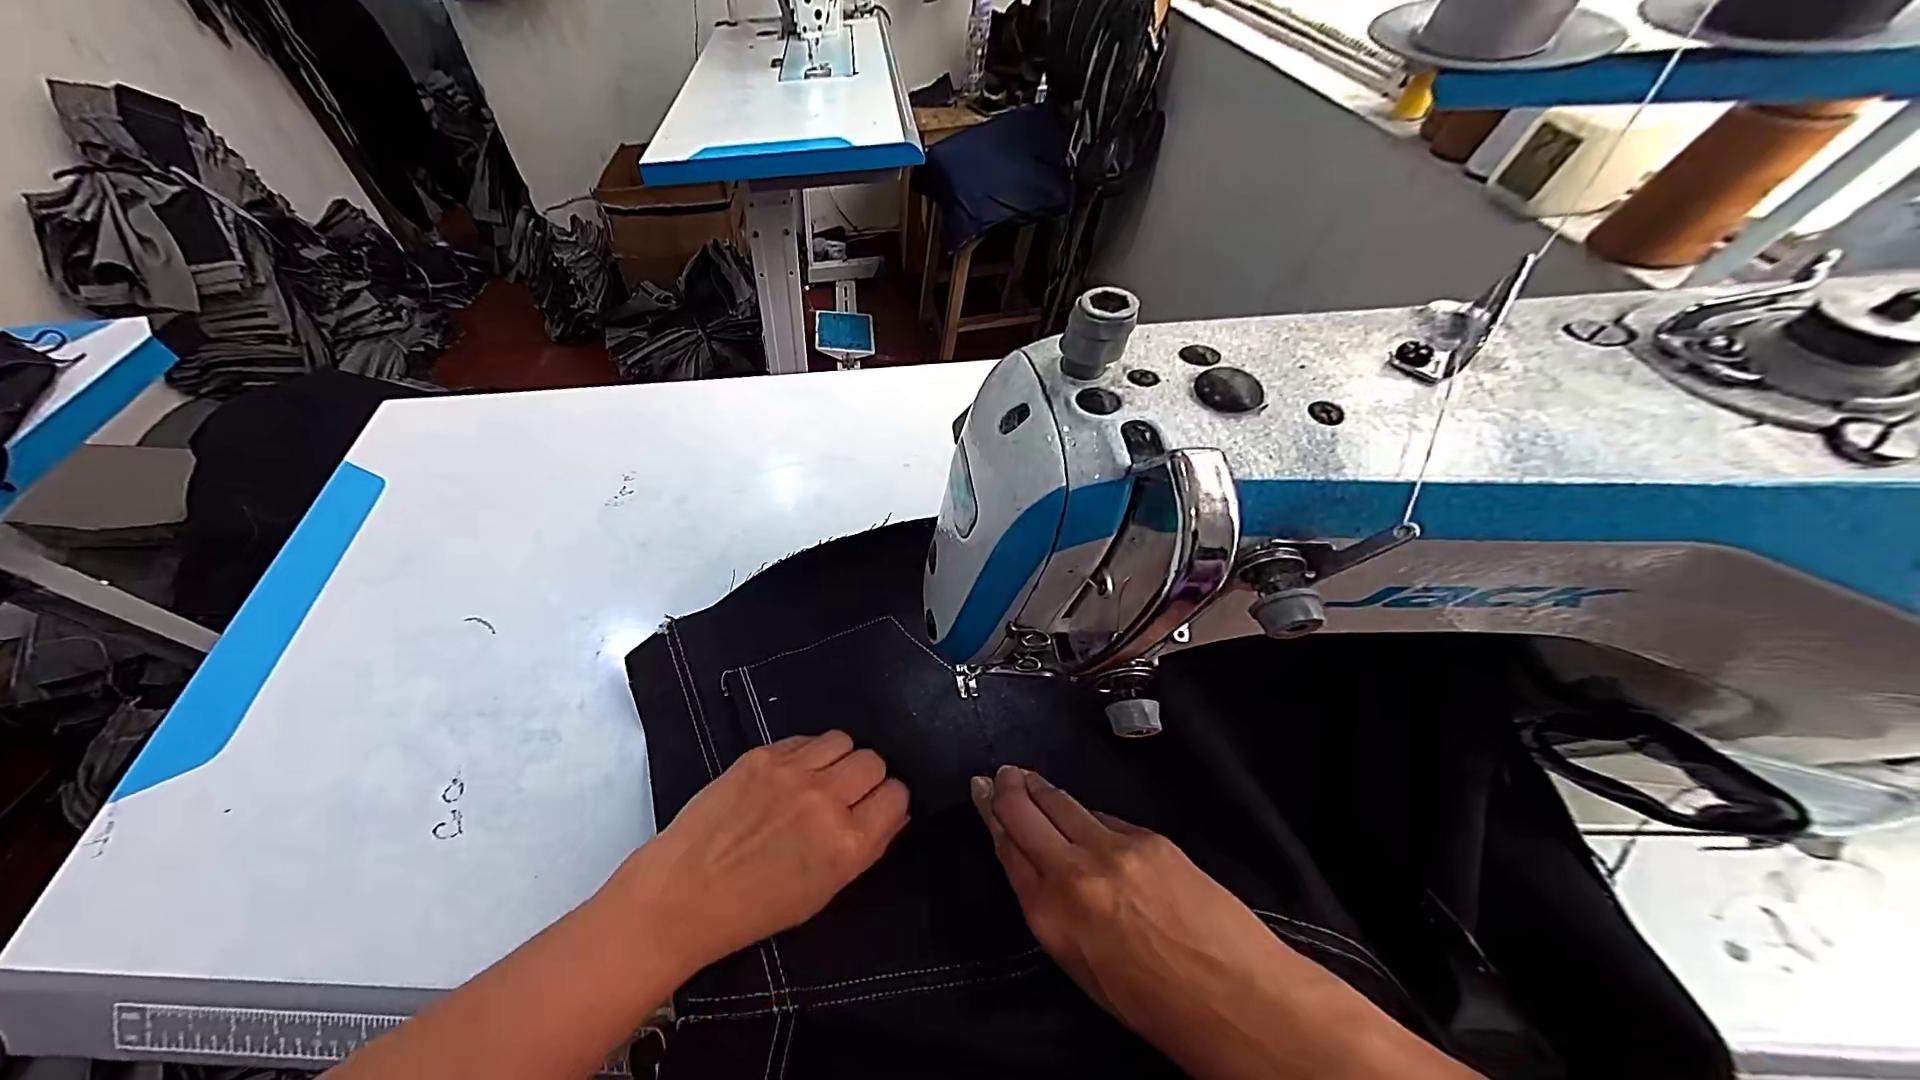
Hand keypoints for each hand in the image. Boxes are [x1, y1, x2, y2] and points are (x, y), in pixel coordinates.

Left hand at [616, 731, 909, 974]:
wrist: (683, 895)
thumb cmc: (753, 907)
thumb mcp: (826, 890)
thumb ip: (869, 847)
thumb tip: (894, 813)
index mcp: (847, 844)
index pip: (897, 794)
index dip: (890, 800)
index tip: (878, 806)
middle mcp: (825, 801)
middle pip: (874, 762)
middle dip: (867, 778)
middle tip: (847, 794)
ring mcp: (792, 773)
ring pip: (844, 740)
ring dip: (839, 759)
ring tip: (820, 779)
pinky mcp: (762, 755)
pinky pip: (806, 738)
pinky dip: (807, 754)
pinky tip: (791, 776)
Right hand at [971, 766, 1479, 1079]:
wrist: (1238, 998)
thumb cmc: (1154, 1004)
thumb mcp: (1083, 967)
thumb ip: (1054, 909)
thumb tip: (1044, 863)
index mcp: (1051, 917)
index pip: (1009, 849)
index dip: (993, 816)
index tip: (984, 792)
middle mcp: (1074, 873)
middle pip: (1028, 814)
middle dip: (1009, 790)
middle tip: (999, 772)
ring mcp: (1113, 849)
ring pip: (1064, 804)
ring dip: (1041, 788)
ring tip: (1025, 775)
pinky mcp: (1149, 838)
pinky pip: (1103, 818)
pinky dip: (1085, 815)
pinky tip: (1080, 813)